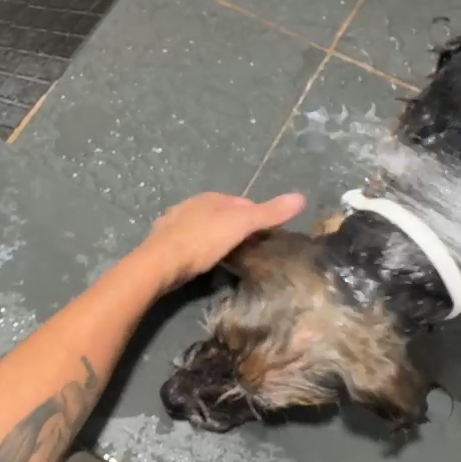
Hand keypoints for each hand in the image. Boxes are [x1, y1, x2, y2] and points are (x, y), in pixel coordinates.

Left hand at [132, 191, 305, 290]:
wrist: (159, 264)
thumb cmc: (201, 241)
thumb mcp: (240, 225)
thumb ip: (268, 214)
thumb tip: (301, 197)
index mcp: (209, 198)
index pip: (242, 203)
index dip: (257, 217)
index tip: (268, 235)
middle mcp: (190, 205)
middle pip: (222, 215)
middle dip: (237, 228)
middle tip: (252, 250)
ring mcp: (174, 224)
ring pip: (204, 229)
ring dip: (217, 239)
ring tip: (230, 258)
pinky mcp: (164, 244)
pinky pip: (190, 243)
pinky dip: (200, 250)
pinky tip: (204, 263)